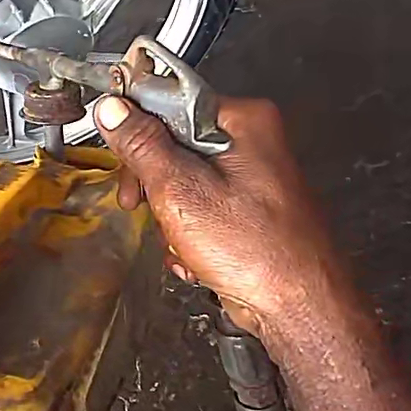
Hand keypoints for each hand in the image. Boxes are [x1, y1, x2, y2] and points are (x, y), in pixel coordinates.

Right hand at [92, 94, 337, 345]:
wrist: (296, 306)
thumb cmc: (255, 250)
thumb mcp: (180, 189)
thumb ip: (142, 145)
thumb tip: (114, 110)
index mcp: (242, 121)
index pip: (169, 103)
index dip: (136, 133)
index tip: (122, 158)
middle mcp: (250, 142)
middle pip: (171, 146)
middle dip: (152, 187)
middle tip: (143, 205)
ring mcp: (249, 178)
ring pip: (180, 183)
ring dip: (169, 218)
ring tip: (180, 240)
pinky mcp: (246, 209)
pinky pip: (197, 209)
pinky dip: (187, 234)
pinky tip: (194, 255)